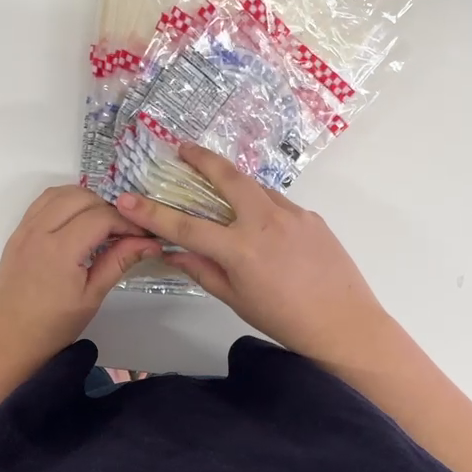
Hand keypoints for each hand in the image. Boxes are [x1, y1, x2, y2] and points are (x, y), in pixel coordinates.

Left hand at [0, 186, 161, 378]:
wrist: (8, 343)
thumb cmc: (52, 328)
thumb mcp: (91, 297)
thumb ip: (118, 263)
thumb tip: (150, 243)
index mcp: (60, 250)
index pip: (101, 217)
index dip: (126, 222)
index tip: (142, 235)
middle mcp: (39, 232)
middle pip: (81, 197)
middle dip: (107, 208)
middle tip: (123, 230)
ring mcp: (23, 231)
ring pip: (59, 193)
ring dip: (84, 200)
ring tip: (100, 224)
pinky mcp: (15, 235)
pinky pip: (41, 204)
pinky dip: (62, 203)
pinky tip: (75, 222)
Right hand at [112, 145, 397, 369]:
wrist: (343, 323)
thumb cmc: (284, 320)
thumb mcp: (237, 299)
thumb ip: (205, 271)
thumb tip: (177, 253)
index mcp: (240, 249)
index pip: (186, 226)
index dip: (153, 213)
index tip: (127, 199)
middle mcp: (265, 222)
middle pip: (227, 177)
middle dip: (202, 158)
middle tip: (183, 148)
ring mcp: (292, 214)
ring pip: (255, 188)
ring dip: (234, 184)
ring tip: (220, 189)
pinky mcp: (312, 217)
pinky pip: (278, 204)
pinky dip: (261, 206)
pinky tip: (260, 225)